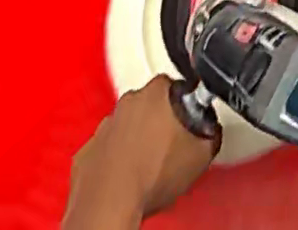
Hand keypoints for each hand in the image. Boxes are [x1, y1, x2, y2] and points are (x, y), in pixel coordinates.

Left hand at [62, 75, 219, 229]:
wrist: (108, 211)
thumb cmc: (149, 178)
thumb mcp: (201, 154)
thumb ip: (211, 132)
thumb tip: (212, 132)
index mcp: (156, 93)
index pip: (178, 85)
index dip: (186, 104)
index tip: (189, 120)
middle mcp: (127, 103)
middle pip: (151, 103)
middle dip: (161, 119)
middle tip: (172, 144)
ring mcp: (103, 128)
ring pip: (127, 125)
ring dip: (136, 139)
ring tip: (148, 166)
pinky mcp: (85, 153)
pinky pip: (106, 149)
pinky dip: (115, 159)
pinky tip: (126, 176)